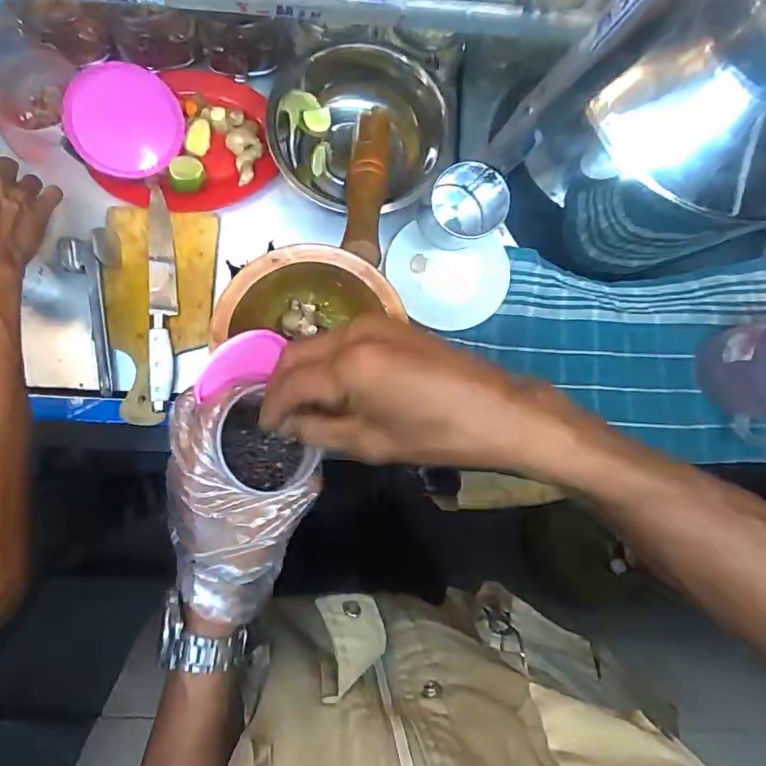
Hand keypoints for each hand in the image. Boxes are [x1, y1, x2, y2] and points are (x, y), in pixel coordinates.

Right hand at [0, 136, 62, 282]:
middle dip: (5, 174)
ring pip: (30, 178)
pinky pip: (53, 193)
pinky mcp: (41, 209)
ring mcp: (22, 193)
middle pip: (6, 163)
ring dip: (28, 187)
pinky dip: (51, 197)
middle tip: (2, 188)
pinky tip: (48, 203)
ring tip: (24, 199)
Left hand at [166, 390, 320, 627]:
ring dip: (204, 410)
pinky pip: (186, 444)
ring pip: (182, 427)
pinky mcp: (180, 485)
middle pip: (185, 412)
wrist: (214, 591)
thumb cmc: (242, 551)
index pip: (204, 411)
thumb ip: (297, 484)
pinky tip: (227, 434)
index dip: (226, 390)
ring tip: (237, 405)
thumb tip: (314, 456)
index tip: (251, 382)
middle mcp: (182, 463)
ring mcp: (177, 474)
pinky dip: (201, 429)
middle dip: (209, 393)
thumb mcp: (277, 516)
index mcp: (200, 466)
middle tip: (241, 388)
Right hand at [261, 316, 608, 479]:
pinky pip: (336, 339)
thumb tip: (288, 427)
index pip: (290, 382)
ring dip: (299, 370)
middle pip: (294, 354)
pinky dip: (322, 359)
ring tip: (299, 402)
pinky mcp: (385, 323)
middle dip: (278, 384)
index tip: (265, 427)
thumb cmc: (438, 435)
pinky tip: (327, 384)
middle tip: (276, 414)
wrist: (501, 410)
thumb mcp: (372, 443)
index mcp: (348, 366)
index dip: (272, 407)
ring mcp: (369, 323)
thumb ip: (319, 431)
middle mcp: (351, 334)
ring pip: (313, 343)